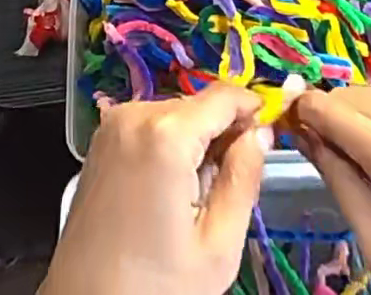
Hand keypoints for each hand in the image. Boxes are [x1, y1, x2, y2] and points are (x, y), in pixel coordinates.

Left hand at [43, 86, 270, 294]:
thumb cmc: (154, 288)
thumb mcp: (216, 246)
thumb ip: (243, 179)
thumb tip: (260, 132)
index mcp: (166, 135)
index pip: (223, 96)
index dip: (252, 107)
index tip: (270, 130)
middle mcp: (135, 114)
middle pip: (197, 106)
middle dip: (221, 133)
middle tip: (231, 184)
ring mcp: (113, 123)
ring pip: (175, 113)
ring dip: (195, 140)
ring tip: (195, 196)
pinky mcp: (101, 137)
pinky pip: (150, 124)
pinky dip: (168, 144)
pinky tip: (168, 189)